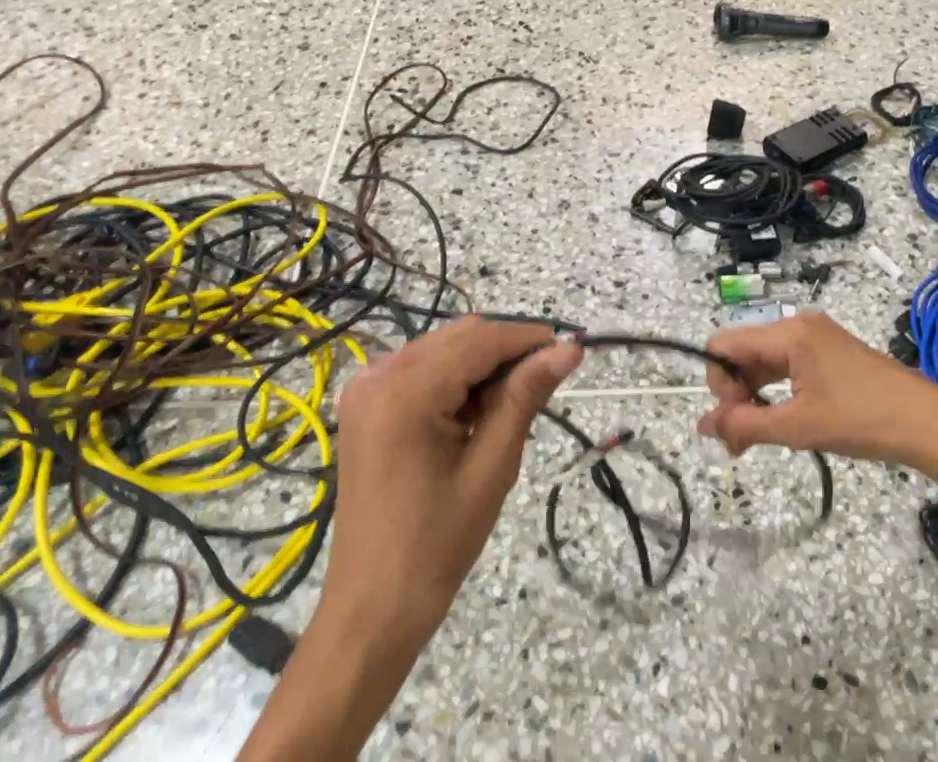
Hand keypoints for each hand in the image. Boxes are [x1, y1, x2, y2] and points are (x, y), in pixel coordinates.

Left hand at [323, 318, 583, 628]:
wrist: (375, 601)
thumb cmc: (438, 541)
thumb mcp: (492, 466)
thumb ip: (525, 398)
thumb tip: (568, 349)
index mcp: (404, 393)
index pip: (480, 340)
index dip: (530, 339)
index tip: (573, 350)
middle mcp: (377, 378)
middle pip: (458, 337)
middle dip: (507, 351)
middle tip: (546, 385)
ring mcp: (364, 392)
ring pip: (441, 349)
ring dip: (482, 366)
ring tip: (511, 408)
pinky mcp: (365, 409)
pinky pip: (420, 371)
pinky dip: (455, 380)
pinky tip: (476, 415)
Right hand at [697, 310, 937, 473]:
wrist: (925, 423)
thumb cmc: (862, 420)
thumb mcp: (796, 427)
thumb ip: (744, 424)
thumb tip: (703, 426)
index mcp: (790, 333)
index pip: (724, 344)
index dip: (717, 382)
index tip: (731, 418)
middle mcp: (800, 327)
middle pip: (742, 353)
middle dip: (734, 395)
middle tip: (740, 440)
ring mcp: (818, 339)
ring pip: (763, 363)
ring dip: (753, 398)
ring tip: (756, 439)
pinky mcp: (830, 354)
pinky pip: (786, 368)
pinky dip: (776, 394)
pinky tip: (781, 423)